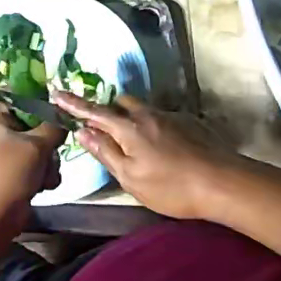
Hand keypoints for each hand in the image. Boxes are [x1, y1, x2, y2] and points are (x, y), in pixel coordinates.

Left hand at [0, 103, 64, 231]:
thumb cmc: (8, 173)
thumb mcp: (36, 144)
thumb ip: (55, 125)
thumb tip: (65, 115)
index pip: (21, 92)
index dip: (41, 97)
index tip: (60, 106)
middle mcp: (2, 130)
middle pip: (37, 121)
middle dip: (49, 140)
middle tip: (52, 149)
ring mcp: (10, 152)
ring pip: (42, 145)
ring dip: (48, 161)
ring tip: (44, 174)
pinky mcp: (17, 172)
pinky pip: (39, 165)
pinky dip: (44, 174)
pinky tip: (43, 186)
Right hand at [51, 93, 233, 219]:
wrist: (224, 183)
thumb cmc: (171, 187)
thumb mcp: (131, 178)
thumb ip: (106, 152)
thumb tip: (83, 132)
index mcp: (128, 129)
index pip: (94, 112)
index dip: (74, 104)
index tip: (56, 93)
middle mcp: (147, 115)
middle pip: (121, 103)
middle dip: (108, 111)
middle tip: (103, 129)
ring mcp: (170, 116)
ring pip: (143, 110)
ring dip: (132, 119)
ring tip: (137, 144)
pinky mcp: (190, 123)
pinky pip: (162, 119)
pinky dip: (154, 128)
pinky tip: (165, 151)